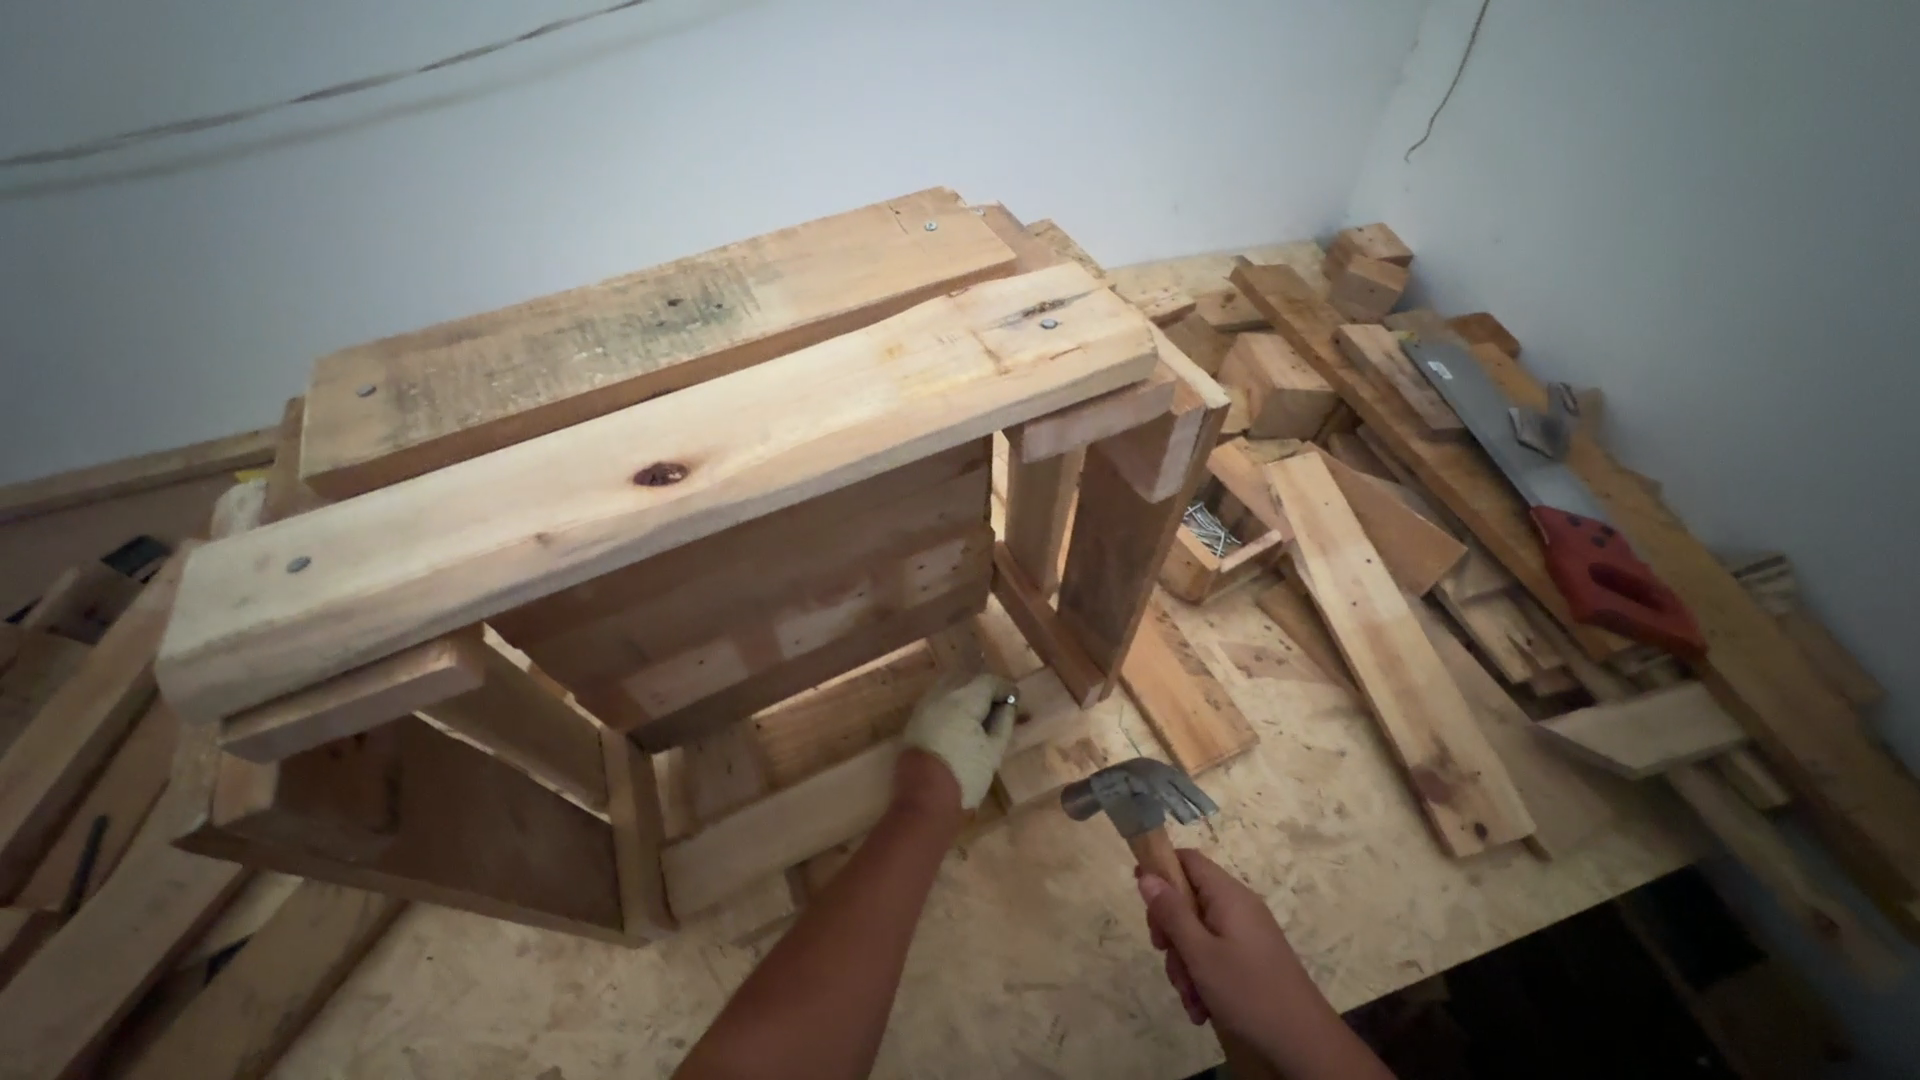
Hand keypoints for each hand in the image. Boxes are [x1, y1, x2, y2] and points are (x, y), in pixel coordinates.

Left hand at [900, 673, 1015, 809]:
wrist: (924, 801)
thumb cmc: (965, 776)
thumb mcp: (994, 751)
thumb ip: (1003, 721)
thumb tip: (1008, 704)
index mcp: (963, 699)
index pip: (988, 680)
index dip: (1005, 688)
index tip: (1015, 700)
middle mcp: (941, 695)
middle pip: (967, 678)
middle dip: (985, 687)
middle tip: (999, 705)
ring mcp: (924, 705)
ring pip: (949, 685)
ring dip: (966, 692)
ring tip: (981, 713)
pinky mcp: (915, 719)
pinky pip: (937, 699)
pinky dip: (951, 701)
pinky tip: (961, 719)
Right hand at [1135, 849, 1333, 1049]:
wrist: (1305, 1044)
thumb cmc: (1248, 992)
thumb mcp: (1200, 953)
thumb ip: (1171, 912)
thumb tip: (1146, 874)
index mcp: (1228, 895)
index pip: (1187, 859)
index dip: (1160, 868)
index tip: (1140, 896)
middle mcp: (1238, 906)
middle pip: (1188, 899)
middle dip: (1170, 930)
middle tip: (1164, 954)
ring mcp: (1246, 933)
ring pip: (1197, 932)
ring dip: (1185, 963)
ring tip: (1190, 997)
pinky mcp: (1251, 958)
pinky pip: (1215, 954)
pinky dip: (1203, 976)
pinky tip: (1201, 1007)